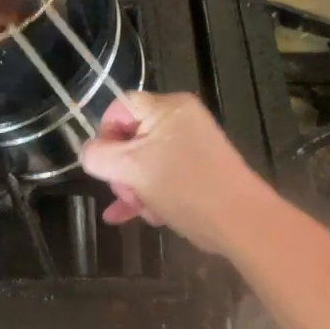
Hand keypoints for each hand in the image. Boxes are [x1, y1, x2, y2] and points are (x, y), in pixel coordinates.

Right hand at [80, 91, 273, 255]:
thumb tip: (89, 153)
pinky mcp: (195, 170)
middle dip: (121, 170)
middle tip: (126, 192)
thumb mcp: (132, 169)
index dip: (106, 133)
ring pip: (143, 161)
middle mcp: (180, 120)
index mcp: (167, 108)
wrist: (240, 221)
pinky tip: (133, 217)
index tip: (106, 163)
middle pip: (130, 136)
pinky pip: (160, 175)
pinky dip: (148, 192)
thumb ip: (98, 156)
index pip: (119, 107)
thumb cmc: (184, 187)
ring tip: (138, 210)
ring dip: (133, 187)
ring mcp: (189, 146)